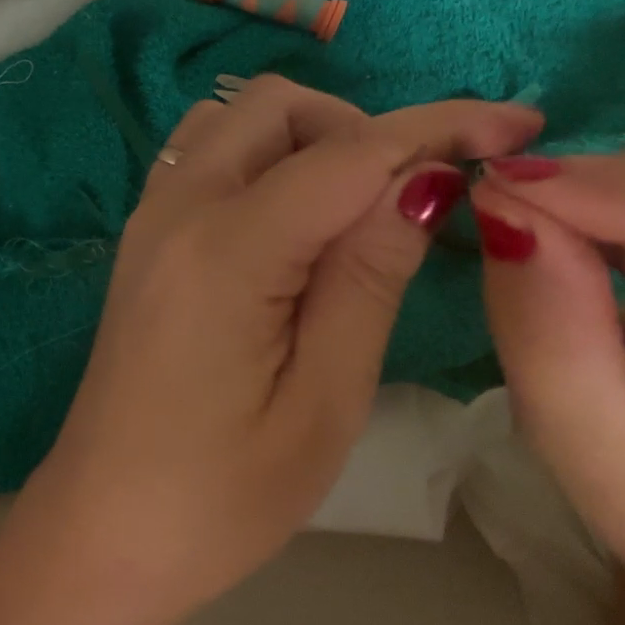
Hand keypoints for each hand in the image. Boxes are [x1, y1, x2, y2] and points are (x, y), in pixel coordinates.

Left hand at [0, 76, 542, 624]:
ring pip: (231, 120)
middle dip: (359, 125)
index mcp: (224, 248)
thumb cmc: (223, 490)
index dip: (436, 127)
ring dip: (303, 135)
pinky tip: (296, 218)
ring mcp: (148, 215)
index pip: (344, 152)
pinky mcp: (142, 236)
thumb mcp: (324, 398)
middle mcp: (175, 206)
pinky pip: (202, 156)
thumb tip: (424, 180)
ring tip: (359, 209)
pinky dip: (260, 156)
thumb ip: (368, 275)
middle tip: (421, 193)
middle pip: (272, 106)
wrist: (105, 518)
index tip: (518, 127)